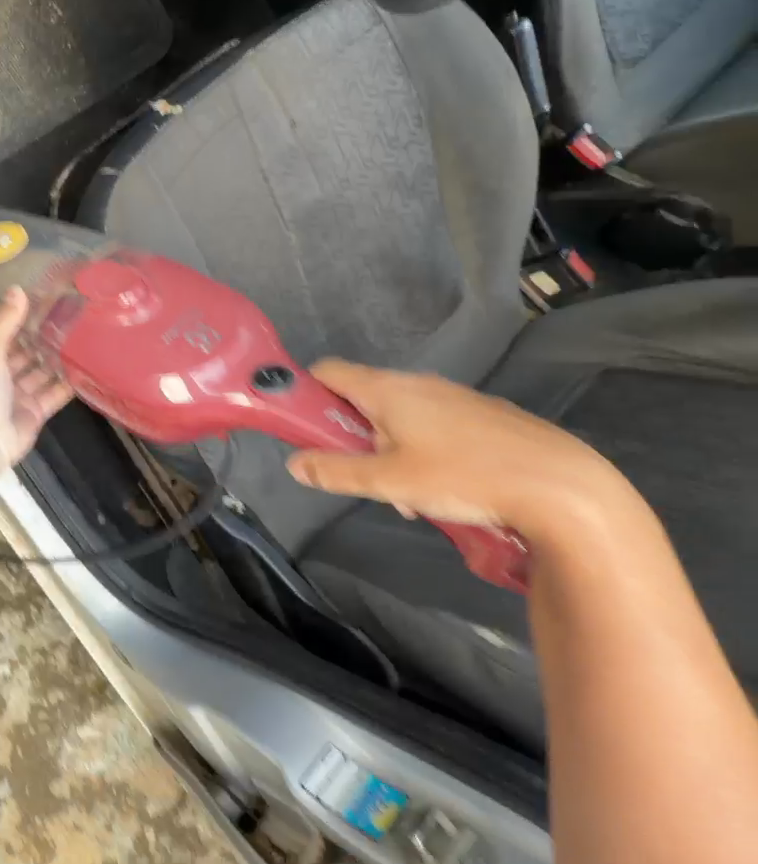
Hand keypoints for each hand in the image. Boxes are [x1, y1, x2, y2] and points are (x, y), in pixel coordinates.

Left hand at [0, 287, 74, 472]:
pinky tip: (87, 369)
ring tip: (85, 339)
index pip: (8, 334)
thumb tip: (18, 289)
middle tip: (74, 318)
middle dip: (45, 338)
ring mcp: (18, 395)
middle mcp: (1, 375)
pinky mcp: (36, 412)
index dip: (25, 319)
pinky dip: (68, 384)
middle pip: (26, 353)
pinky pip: (54, 394)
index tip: (49, 301)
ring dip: (58, 359)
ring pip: (42, 372)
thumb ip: (5, 322)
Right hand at [285, 359, 641, 539]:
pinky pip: (440, 426)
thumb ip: (334, 471)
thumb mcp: (386, 482)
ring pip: (404, 416)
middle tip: (361, 473)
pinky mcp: (493, 418)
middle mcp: (422, 384)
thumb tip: (294, 463)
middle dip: (352, 433)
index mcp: (389, 390)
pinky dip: (428, 450)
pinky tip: (449, 487)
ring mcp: (461, 398)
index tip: (304, 428)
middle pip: (365, 397)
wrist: (568, 491)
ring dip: (390, 447)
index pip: (327, 371)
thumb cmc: (464, 477)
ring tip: (409, 492)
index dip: (306, 393)